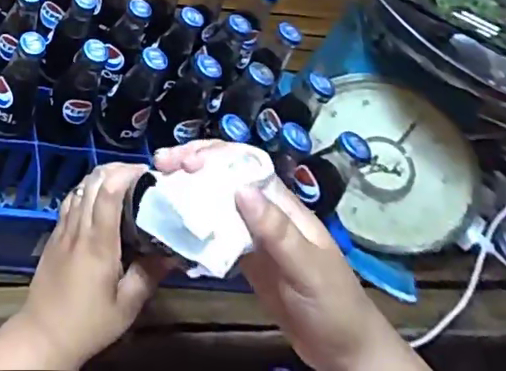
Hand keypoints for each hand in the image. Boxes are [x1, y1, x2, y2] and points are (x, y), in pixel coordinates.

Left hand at [0, 163, 172, 369]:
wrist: (44, 333)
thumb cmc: (89, 323)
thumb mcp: (126, 307)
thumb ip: (148, 275)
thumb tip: (172, 253)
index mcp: (98, 243)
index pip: (108, 193)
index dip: (125, 174)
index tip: (146, 171)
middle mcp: (79, 228)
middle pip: (93, 182)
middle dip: (115, 169)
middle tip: (139, 173)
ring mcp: (63, 228)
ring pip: (80, 188)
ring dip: (100, 177)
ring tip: (122, 181)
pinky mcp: (54, 234)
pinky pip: (70, 201)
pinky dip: (86, 190)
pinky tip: (96, 198)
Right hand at [154, 143, 423, 370]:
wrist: (346, 355)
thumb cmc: (335, 306)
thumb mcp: (309, 268)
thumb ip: (276, 230)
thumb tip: (240, 188)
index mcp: (282, 204)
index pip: (243, 163)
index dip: (213, 154)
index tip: (185, 159)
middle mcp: (264, 210)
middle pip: (224, 173)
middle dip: (192, 162)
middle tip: (161, 163)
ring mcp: (252, 232)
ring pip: (214, 196)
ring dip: (187, 185)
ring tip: (159, 182)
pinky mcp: (243, 254)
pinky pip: (213, 227)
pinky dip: (192, 218)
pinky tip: (173, 218)